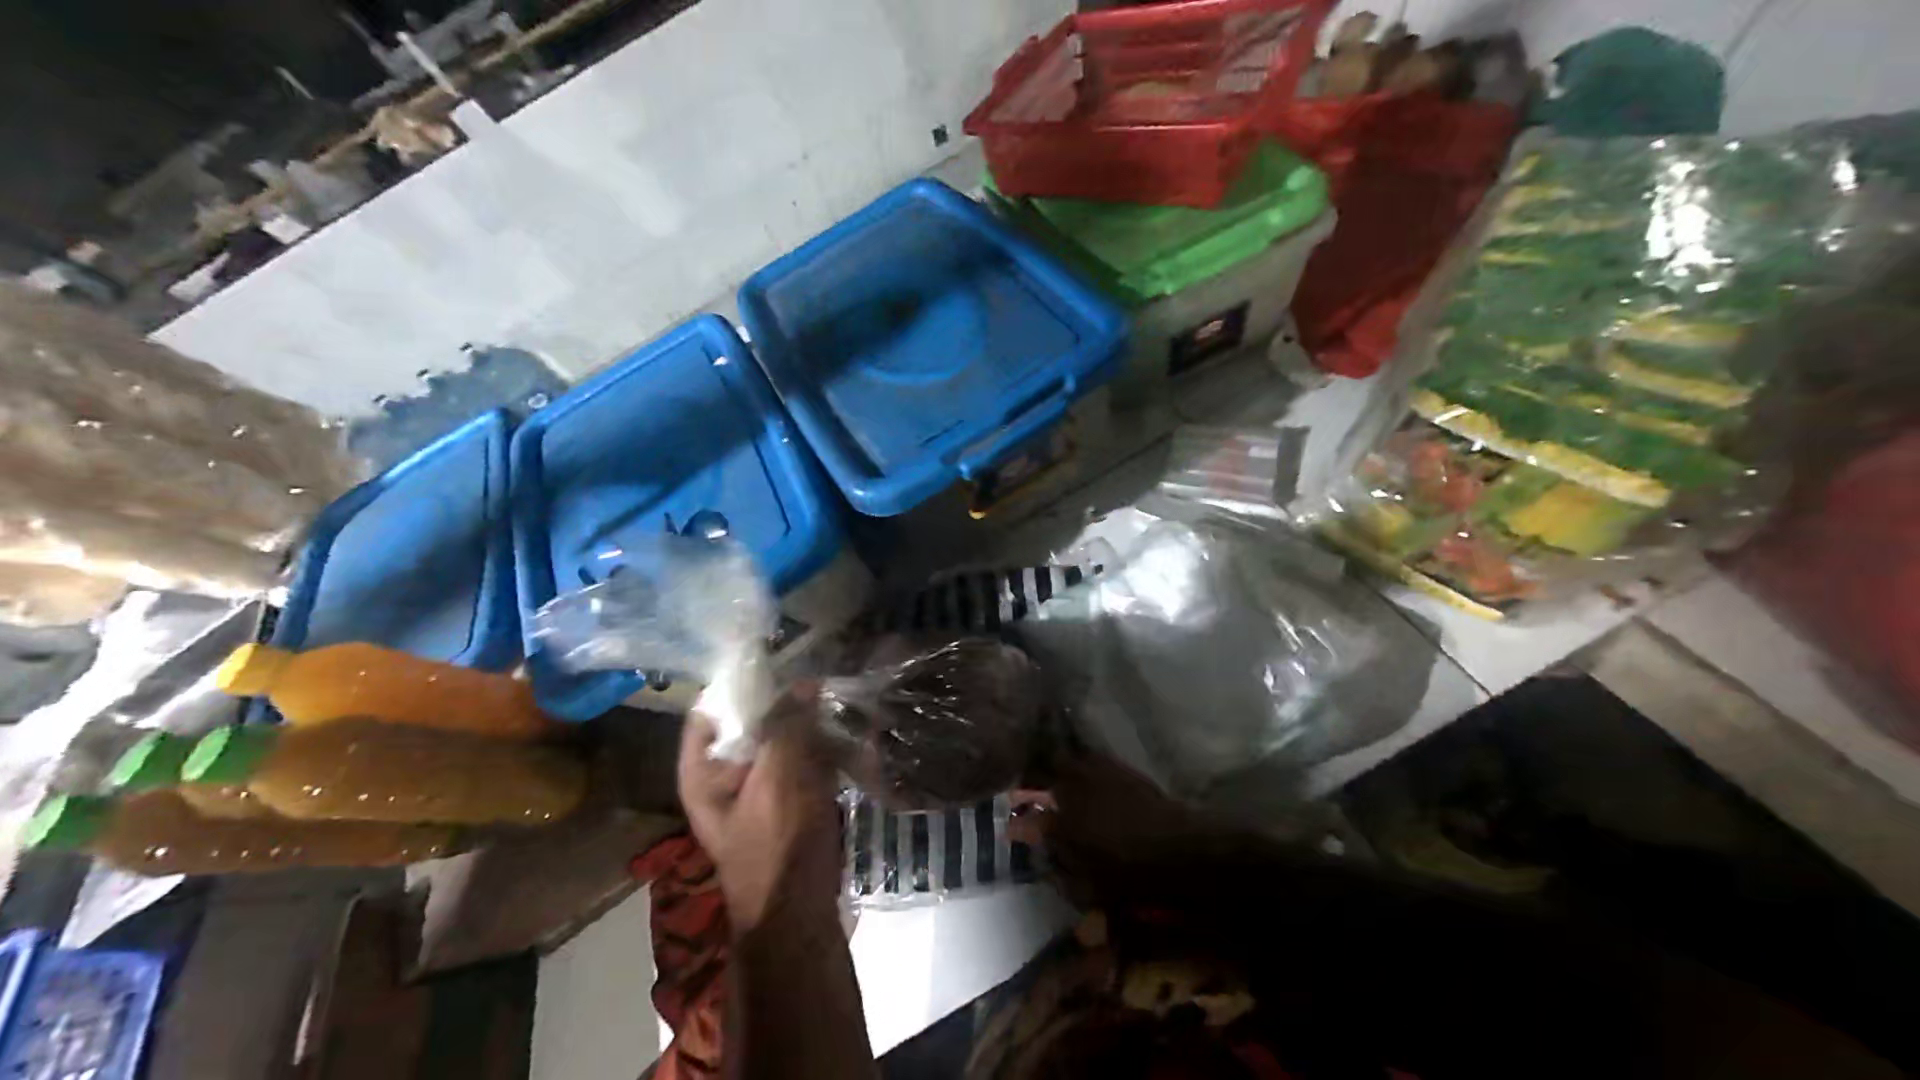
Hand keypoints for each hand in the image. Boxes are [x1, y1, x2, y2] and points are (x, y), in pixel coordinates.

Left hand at [677, 689, 841, 932]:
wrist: (799, 917)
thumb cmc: (777, 846)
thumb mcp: (779, 778)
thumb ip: (787, 724)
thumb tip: (803, 681)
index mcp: (703, 770)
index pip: (711, 706)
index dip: (740, 680)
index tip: (778, 656)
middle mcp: (725, 774)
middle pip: (750, 721)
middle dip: (786, 701)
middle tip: (819, 677)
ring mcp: (759, 789)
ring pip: (781, 740)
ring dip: (810, 724)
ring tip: (839, 701)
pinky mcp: (788, 802)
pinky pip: (803, 762)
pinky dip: (823, 748)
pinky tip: (850, 736)